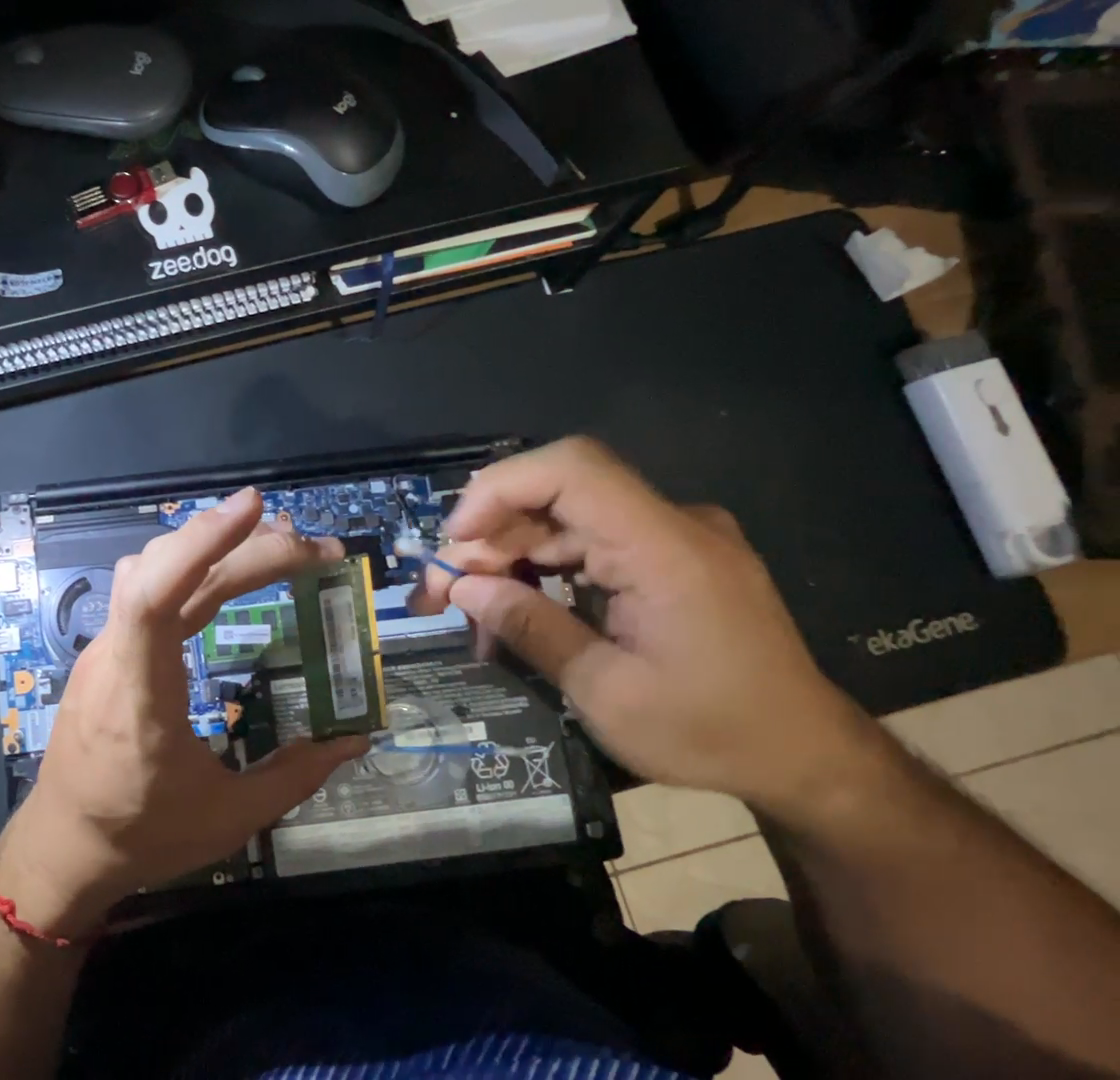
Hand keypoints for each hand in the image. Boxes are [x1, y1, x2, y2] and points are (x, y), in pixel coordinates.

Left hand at [0, 488, 368, 935]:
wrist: (63, 847)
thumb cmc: (141, 836)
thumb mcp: (229, 818)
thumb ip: (295, 775)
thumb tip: (355, 740)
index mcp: (139, 696)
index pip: (154, 596)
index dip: (202, 544)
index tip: (255, 510)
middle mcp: (115, 658)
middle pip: (166, 571)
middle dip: (240, 545)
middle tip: (316, 548)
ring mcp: (106, 652)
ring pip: (150, 573)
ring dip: (211, 549)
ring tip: (275, 546)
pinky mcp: (109, 655)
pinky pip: (146, 594)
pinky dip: (191, 571)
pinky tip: (227, 578)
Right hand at [408, 437, 875, 812]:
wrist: (805, 756)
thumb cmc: (711, 731)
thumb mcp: (607, 693)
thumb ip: (533, 629)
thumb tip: (463, 589)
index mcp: (664, 548)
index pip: (572, 470)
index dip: (499, 489)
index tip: (455, 540)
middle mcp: (672, 525)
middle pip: (559, 496)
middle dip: (488, 537)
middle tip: (438, 595)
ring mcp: (675, 539)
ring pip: (568, 521)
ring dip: (510, 557)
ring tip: (467, 610)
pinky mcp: (671, 560)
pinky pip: (593, 545)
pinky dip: (545, 570)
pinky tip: (514, 608)